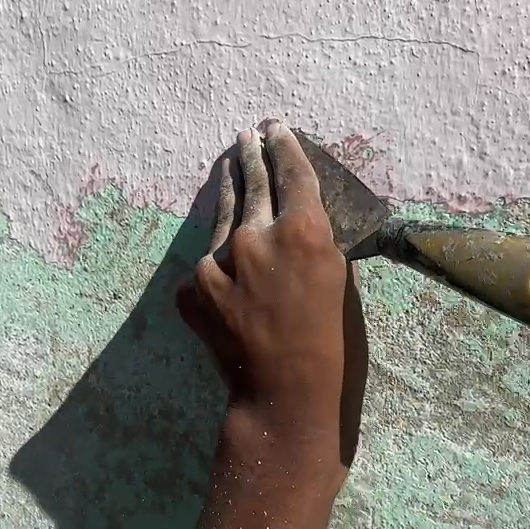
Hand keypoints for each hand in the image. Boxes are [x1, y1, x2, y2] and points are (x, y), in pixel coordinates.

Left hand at [177, 119, 367, 480]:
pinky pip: (207, 262)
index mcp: (304, 232)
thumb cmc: (332, 345)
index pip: (293, 173)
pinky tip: (228, 263)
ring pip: (223, 216)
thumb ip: (314, 242)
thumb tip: (297, 217)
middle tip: (248, 136)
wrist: (284, 399)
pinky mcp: (189, 287)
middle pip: (253, 183)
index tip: (277, 129)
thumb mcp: (340, 281)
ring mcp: (216, 262)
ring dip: (229, 191)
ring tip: (230, 165)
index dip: (286, 146)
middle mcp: (256, 237)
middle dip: (252, 156)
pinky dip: (219, 260)